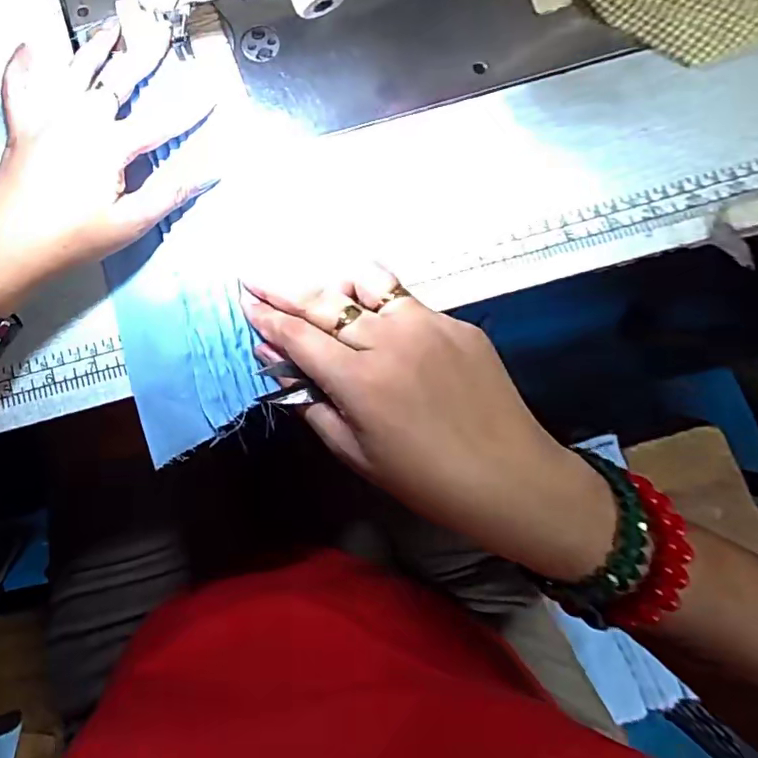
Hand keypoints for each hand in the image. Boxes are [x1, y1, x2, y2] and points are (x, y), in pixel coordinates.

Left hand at [0, 19, 215, 312]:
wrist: (5, 249)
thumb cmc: (68, 240)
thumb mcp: (129, 223)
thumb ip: (170, 193)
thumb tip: (210, 172)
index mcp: (108, 145)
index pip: (162, 122)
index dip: (192, 108)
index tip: (213, 92)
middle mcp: (78, 121)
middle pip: (118, 79)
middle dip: (144, 53)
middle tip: (160, 31)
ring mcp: (46, 120)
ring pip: (73, 71)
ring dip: (95, 47)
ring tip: (110, 27)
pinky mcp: (22, 128)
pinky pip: (19, 88)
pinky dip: (22, 65)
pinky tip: (25, 47)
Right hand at [242, 263, 616, 581]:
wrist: (511, 477)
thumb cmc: (424, 479)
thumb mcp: (355, 452)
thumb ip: (311, 402)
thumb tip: (278, 363)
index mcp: (359, 379)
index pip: (299, 335)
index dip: (267, 316)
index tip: (246, 300)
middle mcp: (388, 339)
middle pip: (323, 302)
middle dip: (284, 289)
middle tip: (257, 278)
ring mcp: (427, 323)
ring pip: (366, 283)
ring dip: (335, 285)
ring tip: (323, 295)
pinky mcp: (456, 322)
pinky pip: (407, 302)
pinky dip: (382, 307)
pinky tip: (380, 325)